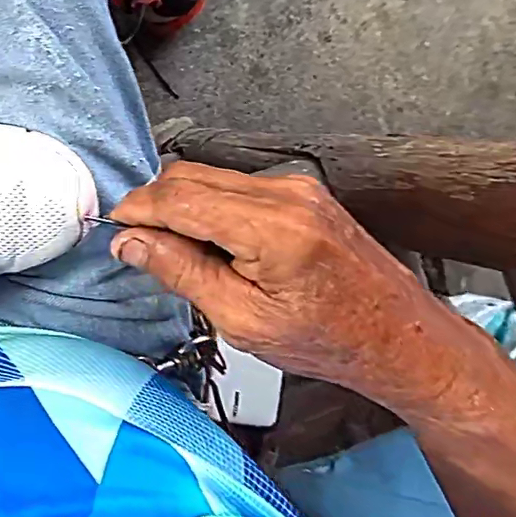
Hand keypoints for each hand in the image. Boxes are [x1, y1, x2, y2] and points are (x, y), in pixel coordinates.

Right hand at [109, 162, 499, 416]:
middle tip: (136, 242)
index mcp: (274, 229)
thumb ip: (180, 271)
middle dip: (152, 205)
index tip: (115, 230)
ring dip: (177, 205)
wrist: (400, 338)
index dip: (137, 211)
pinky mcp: (298, 191)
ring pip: (207, 177)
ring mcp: (295, 187)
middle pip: (188, 176)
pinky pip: (231, 184)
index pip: (179, 198)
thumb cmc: (331, 340)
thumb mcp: (243, 320)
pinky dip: (205, 206)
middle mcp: (285, 194)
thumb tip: (132, 243)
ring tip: (173, 248)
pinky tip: (206, 241)